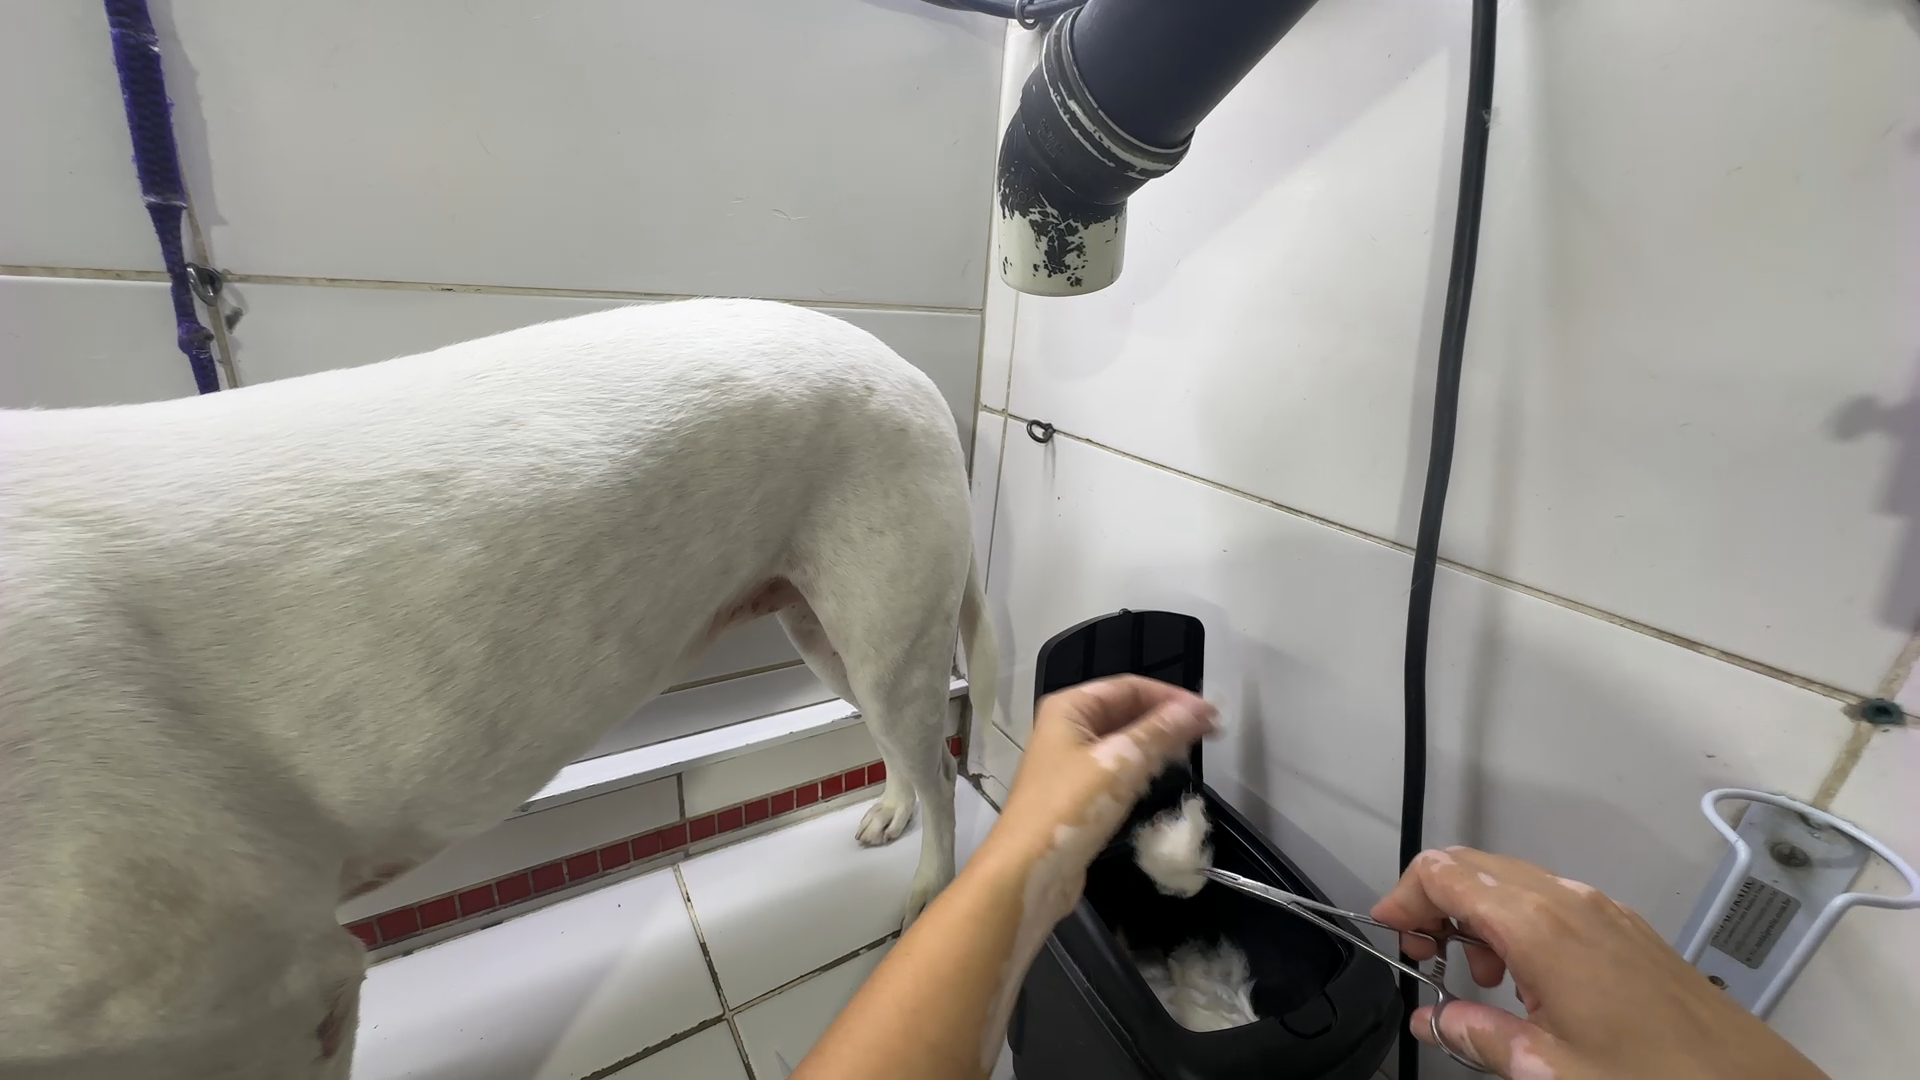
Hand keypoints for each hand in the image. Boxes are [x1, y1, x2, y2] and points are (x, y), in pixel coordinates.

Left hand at [982, 676, 1216, 922]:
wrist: (1027, 873)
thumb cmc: (1068, 810)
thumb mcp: (1119, 764)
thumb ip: (1161, 733)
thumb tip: (1198, 708)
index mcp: (1069, 708)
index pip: (1128, 687)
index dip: (1171, 696)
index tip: (1210, 712)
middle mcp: (1066, 728)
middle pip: (1125, 711)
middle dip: (1166, 719)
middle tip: (1210, 732)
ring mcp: (1070, 762)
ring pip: (1122, 742)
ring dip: (1156, 743)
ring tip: (1193, 752)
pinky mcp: (1078, 795)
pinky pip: (1116, 770)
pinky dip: (1141, 769)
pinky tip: (1162, 777)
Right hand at [1371, 847, 1829, 1079]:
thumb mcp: (1551, 1072)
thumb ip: (1475, 1034)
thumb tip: (1429, 1021)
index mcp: (1535, 923)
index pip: (1439, 873)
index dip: (1401, 897)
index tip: (1389, 933)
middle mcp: (1564, 899)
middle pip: (1466, 865)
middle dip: (1431, 901)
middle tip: (1423, 955)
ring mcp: (1599, 908)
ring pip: (1504, 878)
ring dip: (1471, 911)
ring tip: (1476, 975)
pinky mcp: (1625, 927)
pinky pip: (1545, 897)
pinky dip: (1512, 918)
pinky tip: (1526, 977)